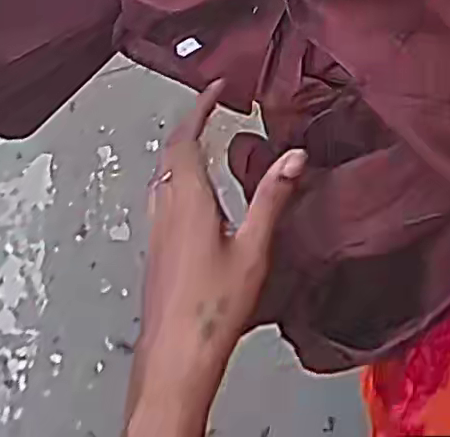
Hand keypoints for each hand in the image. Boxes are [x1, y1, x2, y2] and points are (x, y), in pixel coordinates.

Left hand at [125, 81, 306, 436]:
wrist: (174, 363)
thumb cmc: (212, 310)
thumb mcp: (253, 248)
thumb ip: (272, 196)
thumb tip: (293, 156)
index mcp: (187, 202)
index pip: (187, 138)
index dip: (200, 107)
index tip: (216, 87)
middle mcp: (166, 210)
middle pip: (170, 151)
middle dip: (190, 121)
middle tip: (211, 105)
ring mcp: (156, 230)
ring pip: (162, 172)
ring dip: (180, 146)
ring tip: (202, 136)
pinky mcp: (156, 248)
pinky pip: (161, 193)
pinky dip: (176, 172)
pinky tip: (191, 190)